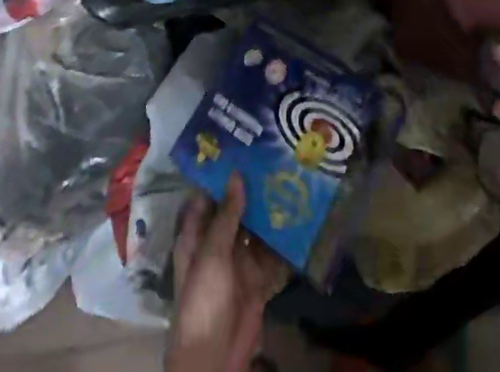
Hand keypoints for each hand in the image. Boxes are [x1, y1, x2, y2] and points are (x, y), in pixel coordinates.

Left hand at [166, 174, 288, 371]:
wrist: (213, 355)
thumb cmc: (203, 299)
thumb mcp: (211, 254)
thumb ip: (226, 216)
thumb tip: (236, 175)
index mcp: (197, 237)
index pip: (207, 199)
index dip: (221, 177)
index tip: (243, 150)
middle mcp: (218, 245)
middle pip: (236, 212)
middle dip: (254, 191)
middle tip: (277, 160)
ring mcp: (239, 262)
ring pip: (257, 231)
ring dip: (272, 213)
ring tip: (294, 182)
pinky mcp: (258, 279)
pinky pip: (273, 255)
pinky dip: (285, 241)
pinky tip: (302, 221)